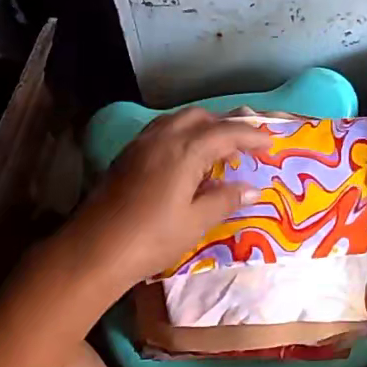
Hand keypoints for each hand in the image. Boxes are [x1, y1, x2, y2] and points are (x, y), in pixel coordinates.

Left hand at [58, 107, 268, 290]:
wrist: (95, 248)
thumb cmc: (151, 238)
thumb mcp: (195, 222)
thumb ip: (224, 200)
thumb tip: (251, 189)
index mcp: (185, 150)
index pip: (226, 133)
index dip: (251, 136)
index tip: (270, 143)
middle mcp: (162, 137)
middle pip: (200, 117)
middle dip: (225, 125)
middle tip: (244, 146)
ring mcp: (140, 144)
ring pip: (177, 121)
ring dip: (201, 128)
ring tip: (216, 150)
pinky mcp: (126, 156)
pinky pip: (160, 132)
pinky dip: (181, 136)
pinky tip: (185, 159)